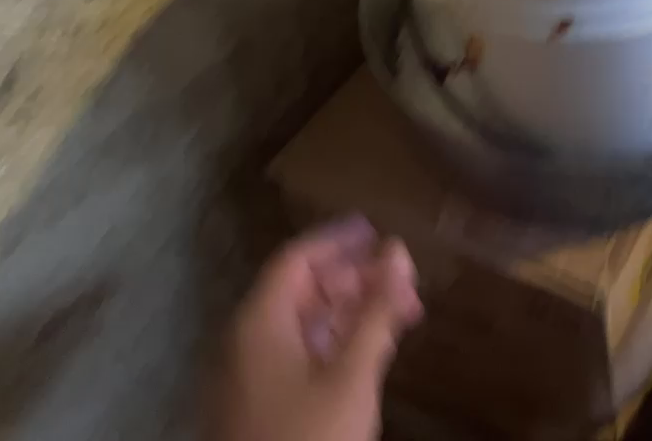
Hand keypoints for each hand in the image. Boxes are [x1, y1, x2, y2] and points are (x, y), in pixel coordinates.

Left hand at [216, 217, 423, 440]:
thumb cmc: (310, 436)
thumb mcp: (353, 372)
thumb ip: (377, 309)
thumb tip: (398, 250)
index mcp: (260, 323)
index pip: (297, 258)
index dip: (338, 239)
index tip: (378, 230)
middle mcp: (248, 341)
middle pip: (302, 288)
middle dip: (356, 277)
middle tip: (404, 280)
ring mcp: (251, 375)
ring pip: (305, 321)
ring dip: (354, 309)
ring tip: (402, 313)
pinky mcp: (261, 404)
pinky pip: (300, 352)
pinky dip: (338, 339)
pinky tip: (373, 347)